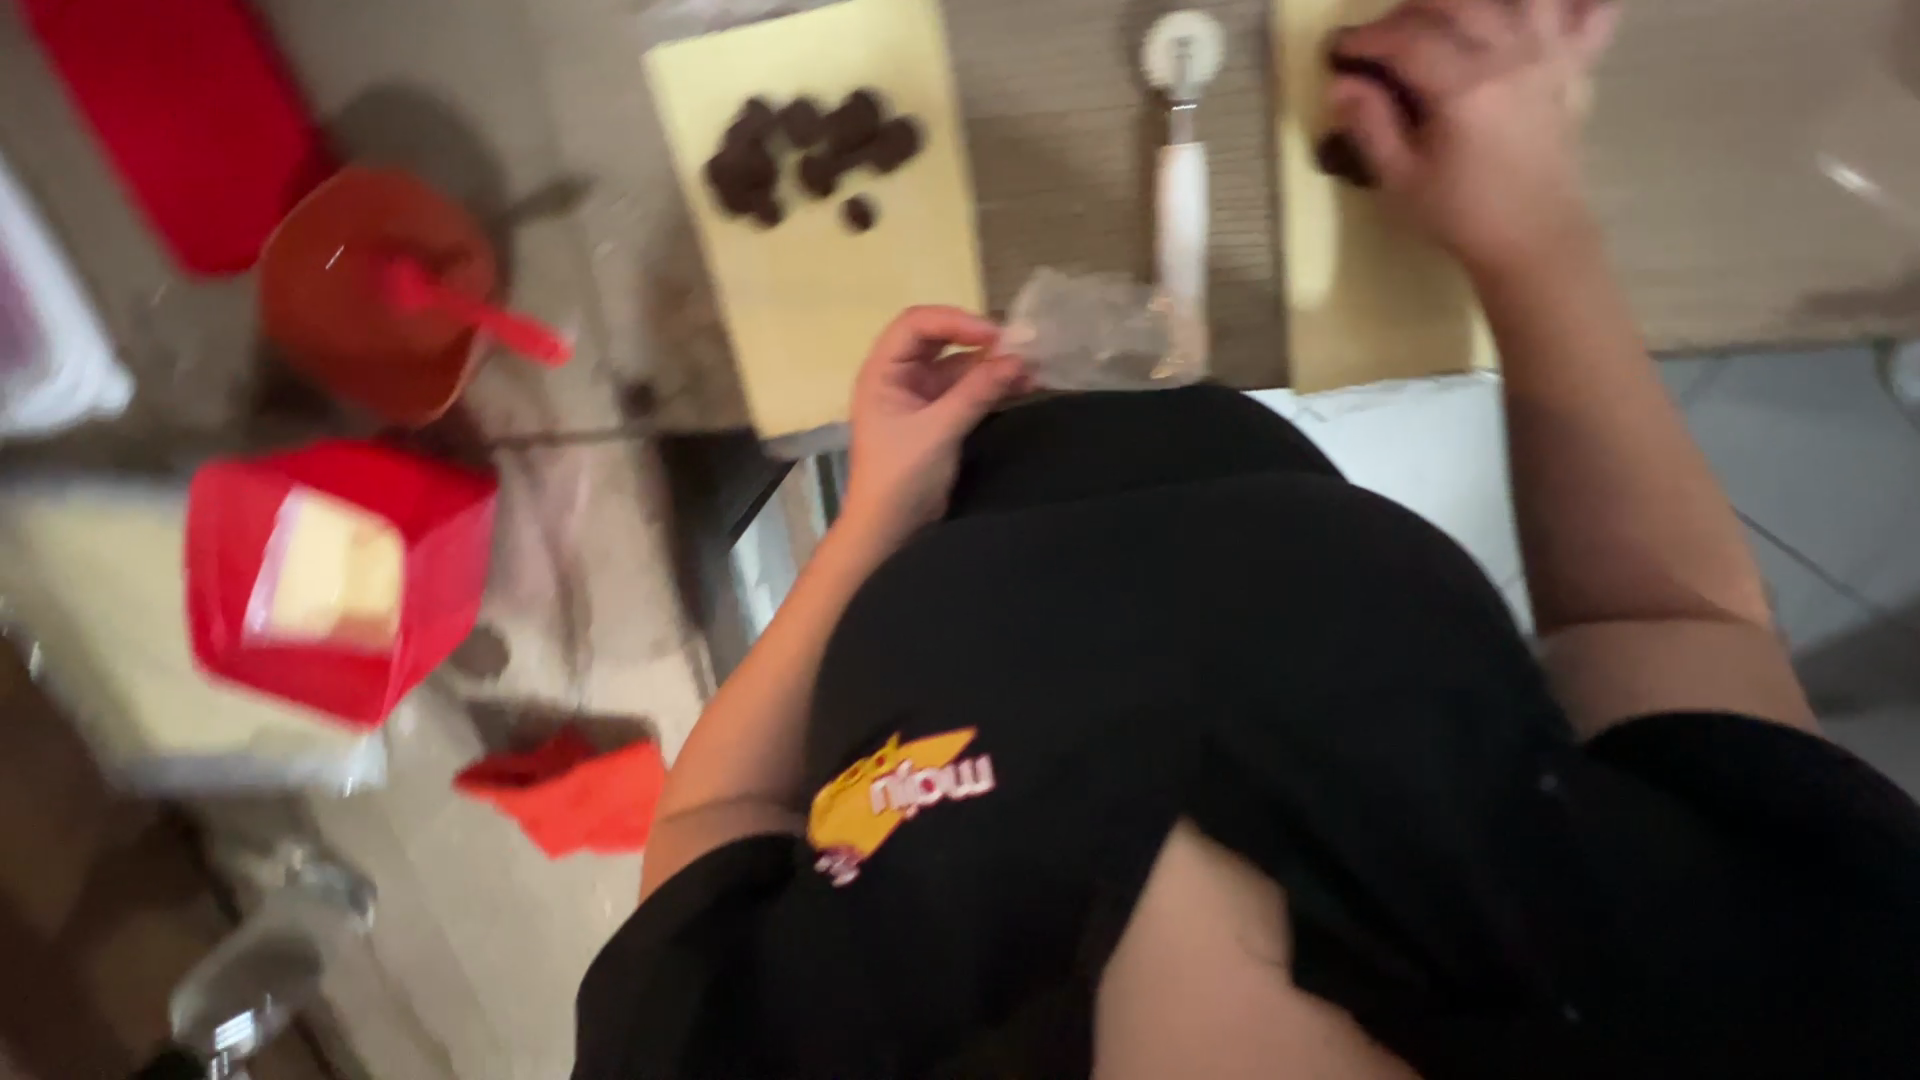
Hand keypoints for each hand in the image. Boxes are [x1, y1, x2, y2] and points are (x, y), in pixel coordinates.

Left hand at [841, 306, 1028, 546]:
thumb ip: (976, 392)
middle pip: (941, 340)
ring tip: (1032, 370)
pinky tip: (1023, 386)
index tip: (995, 336)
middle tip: (1021, 348)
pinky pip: (968, 391)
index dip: (955, 321)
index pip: (916, 324)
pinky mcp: (940, 418)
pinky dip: (993, 387)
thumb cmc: (899, 478)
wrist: (890, 531)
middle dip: (981, 342)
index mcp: (882, 372)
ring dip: (993, 366)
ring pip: (960, 367)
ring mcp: (920, 397)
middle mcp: (900, 377)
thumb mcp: (938, 432)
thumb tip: (1017, 359)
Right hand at [1324, 0, 1620, 276]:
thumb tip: (1342, 85)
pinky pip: (1588, 8)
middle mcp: (1512, 56)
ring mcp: (1552, 53)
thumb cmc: (1457, 213)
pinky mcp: (1575, 62)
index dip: (1367, 38)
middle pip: (1458, 2)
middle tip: (1381, 34)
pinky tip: (1528, 12)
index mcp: (1465, 90)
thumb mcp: (1399, 179)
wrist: (1530, 234)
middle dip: (1409, 9)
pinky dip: (1565, 0)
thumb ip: (1370, 126)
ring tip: (1441, 15)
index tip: (1339, 47)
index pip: (1409, 41)